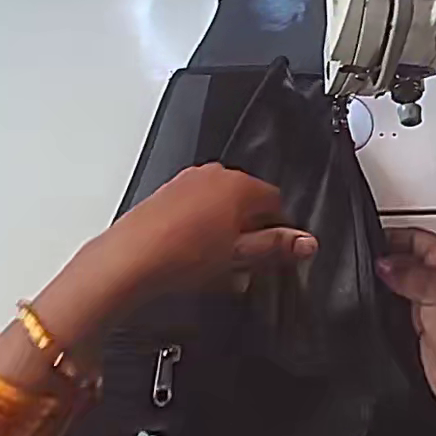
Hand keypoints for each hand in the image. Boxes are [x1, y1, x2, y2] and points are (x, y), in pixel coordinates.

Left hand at [89, 163, 316, 302]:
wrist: (130, 259)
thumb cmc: (181, 256)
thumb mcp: (239, 257)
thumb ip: (276, 247)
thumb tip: (306, 243)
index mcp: (240, 184)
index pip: (276, 201)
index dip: (277, 229)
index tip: (271, 251)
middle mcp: (216, 174)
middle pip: (249, 199)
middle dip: (250, 228)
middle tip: (242, 261)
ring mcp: (190, 180)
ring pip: (222, 201)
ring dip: (224, 226)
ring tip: (214, 261)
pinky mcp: (169, 191)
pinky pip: (197, 203)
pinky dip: (201, 223)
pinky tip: (191, 252)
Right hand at [377, 228, 435, 421]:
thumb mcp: (435, 288)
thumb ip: (405, 273)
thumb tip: (383, 263)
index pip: (415, 238)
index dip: (393, 237)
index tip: (371, 240)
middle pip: (408, 263)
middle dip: (389, 265)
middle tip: (370, 266)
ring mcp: (434, 308)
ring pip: (402, 290)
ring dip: (389, 291)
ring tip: (374, 288)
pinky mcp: (425, 333)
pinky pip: (400, 316)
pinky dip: (389, 315)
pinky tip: (381, 313)